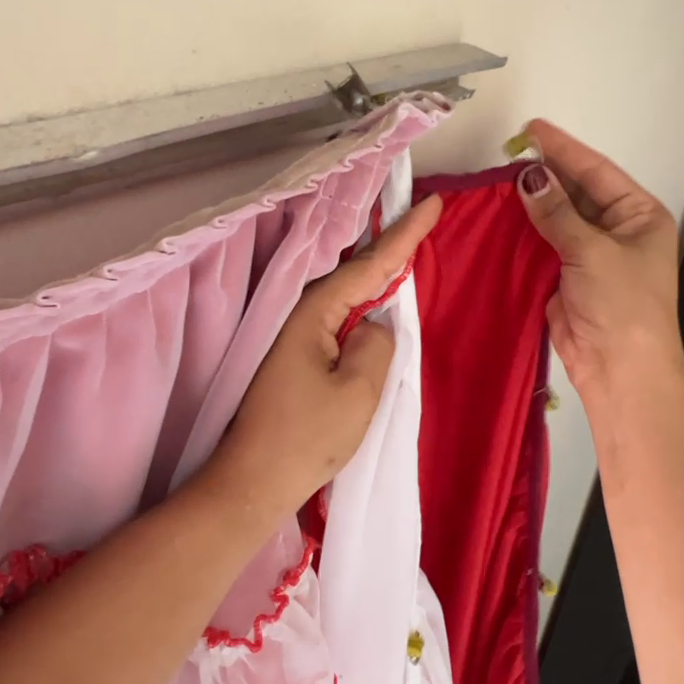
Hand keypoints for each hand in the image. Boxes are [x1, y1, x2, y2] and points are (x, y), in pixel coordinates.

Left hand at [209, 194, 442, 506]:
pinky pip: (337, 321)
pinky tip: (375, 306)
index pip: (369, 264)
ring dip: (376, 277)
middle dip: (389, 248)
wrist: (253, 481)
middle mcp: (300, 315)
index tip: (431, 202)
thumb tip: (375, 326)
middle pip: (354, 273)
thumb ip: (377, 345)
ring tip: (408, 251)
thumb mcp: (358, 390)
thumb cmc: (306, 437)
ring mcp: (294, 337)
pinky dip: (360, 308)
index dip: (404, 234)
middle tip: (424, 219)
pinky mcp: (294, 359)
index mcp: (314, 312)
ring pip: (345, 297)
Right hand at [514, 119, 683, 405]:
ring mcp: (590, 255)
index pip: (597, 172)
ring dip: (531, 203)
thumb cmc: (622, 304)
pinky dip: (522, 232)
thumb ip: (558, 213)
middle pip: (576, 192)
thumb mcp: (593, 250)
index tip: (532, 129)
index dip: (565, 150)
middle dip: (545, 174)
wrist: (618, 369)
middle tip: (507, 154)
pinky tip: (499, 216)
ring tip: (497, 180)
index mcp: (639, 216)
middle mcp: (617, 231)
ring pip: (556, 219)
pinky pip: (542, 246)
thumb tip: (530, 176)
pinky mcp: (565, 278)